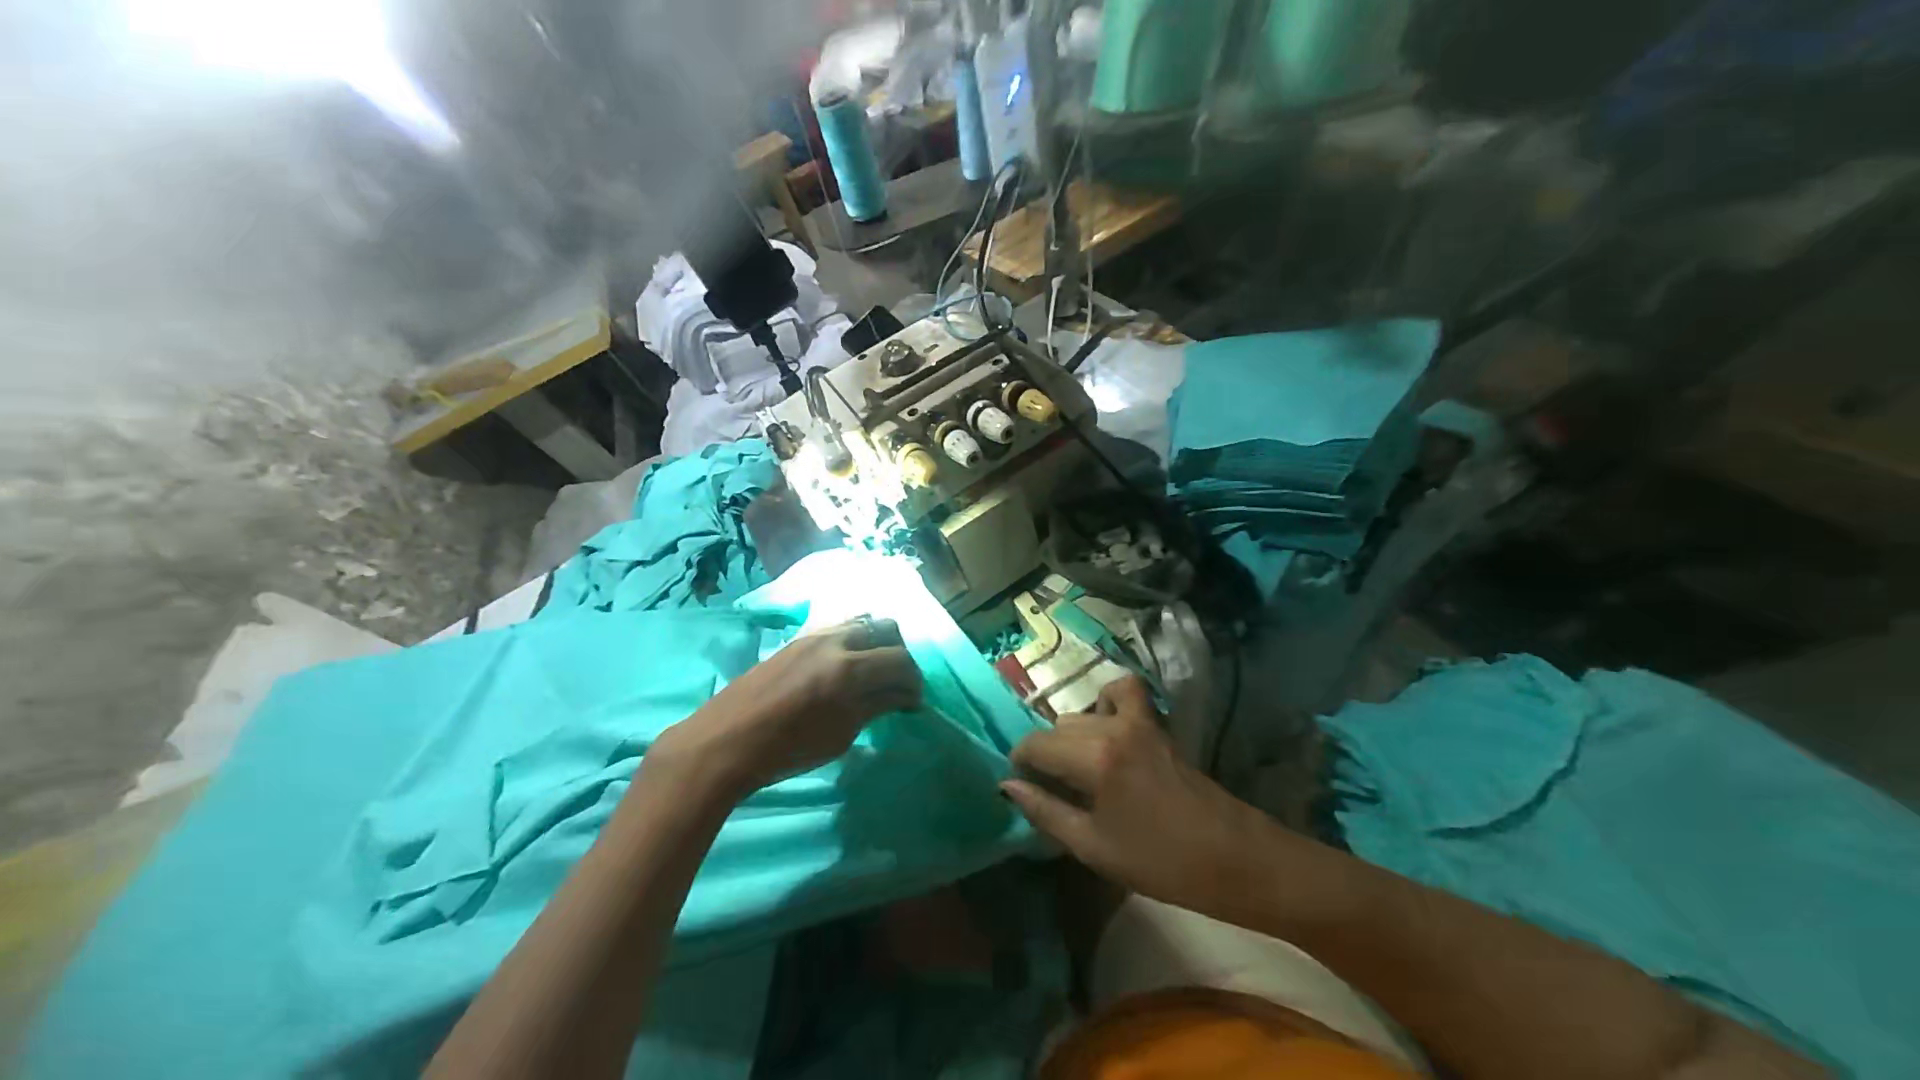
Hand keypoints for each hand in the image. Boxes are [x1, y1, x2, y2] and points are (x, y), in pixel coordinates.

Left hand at [653, 617, 923, 795]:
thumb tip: (903, 695)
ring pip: (861, 622)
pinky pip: (837, 629)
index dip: (915, 682)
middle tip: (896, 684)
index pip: (901, 661)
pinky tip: (844, 670)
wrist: (725, 741)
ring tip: (871, 674)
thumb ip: (876, 706)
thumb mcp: (841, 734)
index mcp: (850, 667)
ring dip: (876, 643)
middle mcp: (835, 641)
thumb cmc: (787, 748)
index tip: (913, 703)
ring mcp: (813, 636)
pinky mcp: (796, 640)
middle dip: (899, 654)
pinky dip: (853, 643)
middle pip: (886, 627)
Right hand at [1002, 676, 1284, 912]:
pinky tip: (1108, 731)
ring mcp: (1138, 720)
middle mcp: (1111, 727)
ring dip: (1073, 735)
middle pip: (1057, 728)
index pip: (1034, 745)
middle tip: (1056, 790)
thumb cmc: (1160, 863)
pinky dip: (1108, 701)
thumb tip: (1007, 787)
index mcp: (1093, 759)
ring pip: (1084, 712)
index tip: (1026, 788)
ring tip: (1082, 768)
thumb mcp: (1092, 847)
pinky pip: (1124, 692)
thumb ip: (1045, 811)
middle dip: (1047, 755)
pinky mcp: (1157, 723)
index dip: (1021, 765)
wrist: (1233, 858)